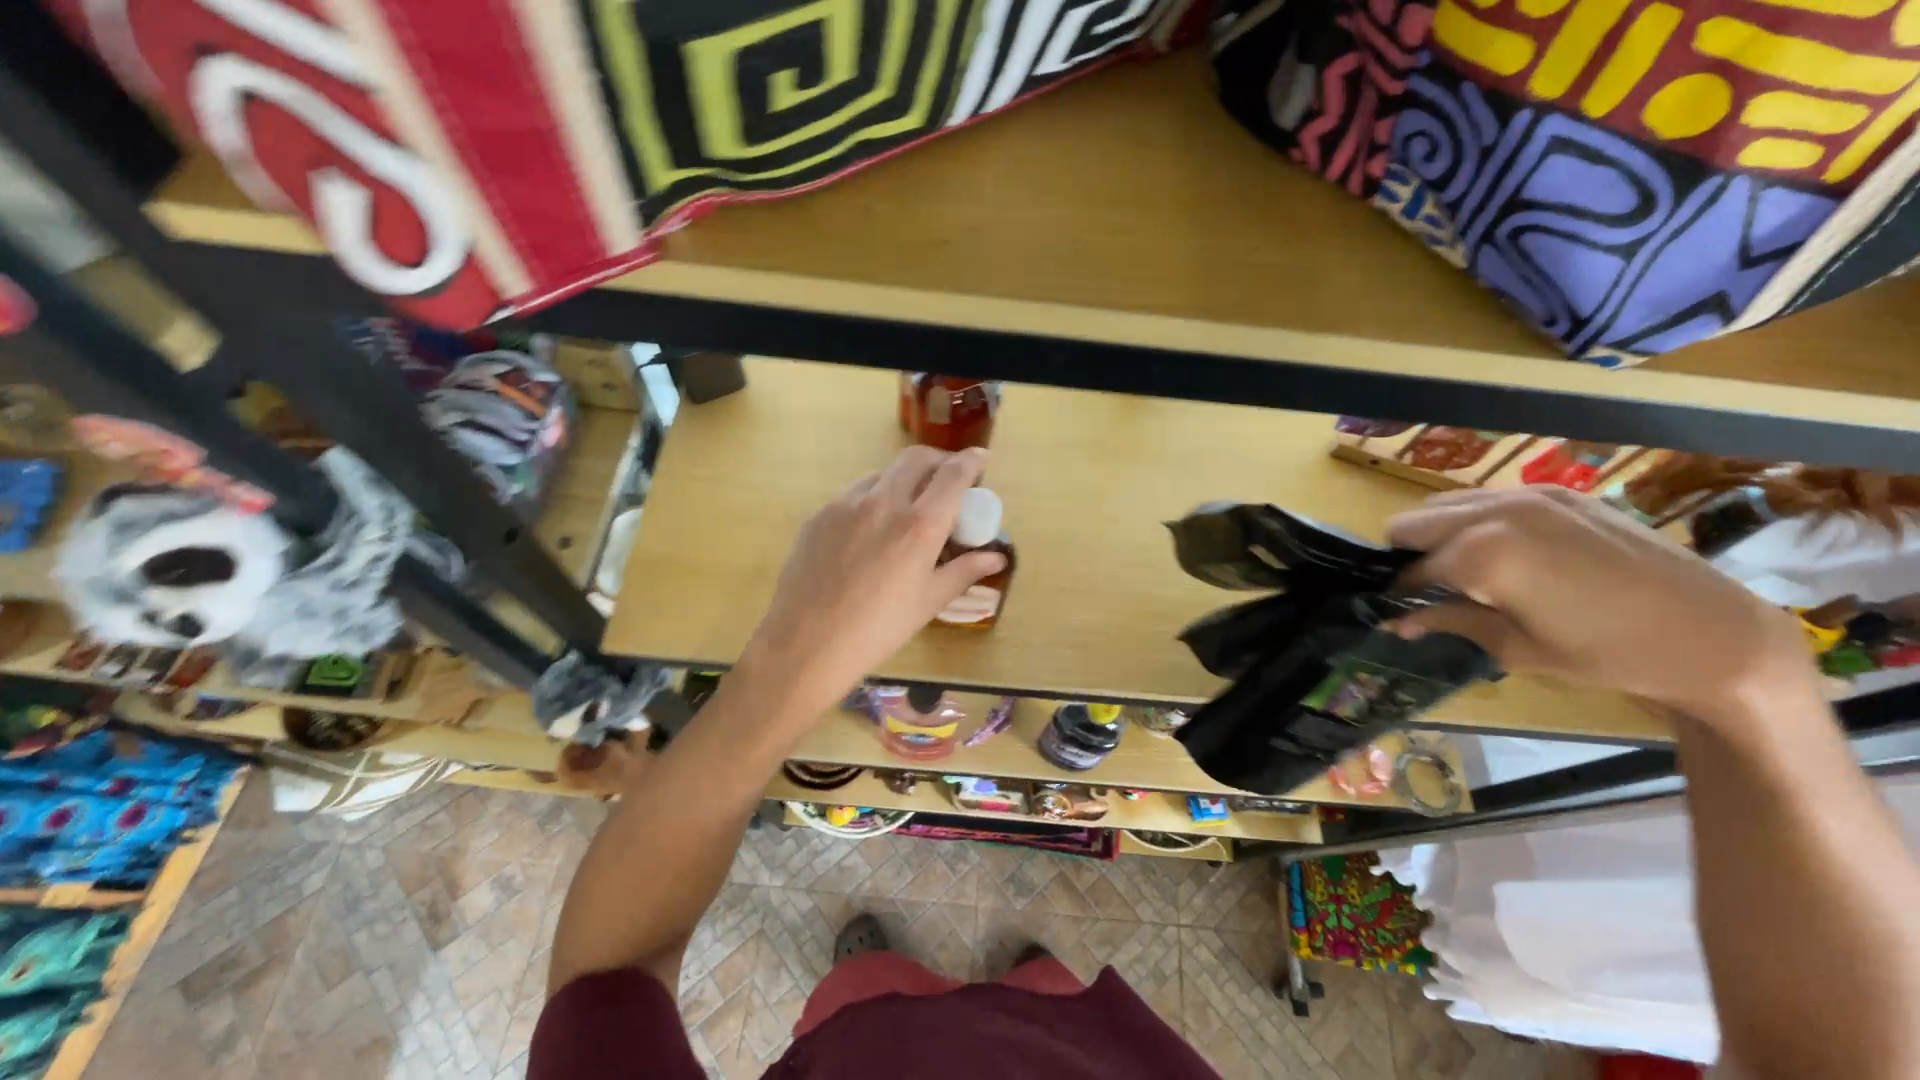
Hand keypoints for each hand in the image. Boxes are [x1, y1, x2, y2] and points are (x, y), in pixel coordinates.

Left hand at [735, 446, 1005, 716]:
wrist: (807, 643)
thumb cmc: (878, 630)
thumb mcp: (928, 602)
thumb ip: (963, 571)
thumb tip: (996, 557)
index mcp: (919, 525)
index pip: (953, 475)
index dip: (972, 461)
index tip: (981, 459)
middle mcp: (884, 502)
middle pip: (917, 459)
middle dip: (938, 461)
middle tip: (946, 480)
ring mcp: (846, 504)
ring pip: (882, 474)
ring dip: (903, 481)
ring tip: (906, 509)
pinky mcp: (819, 515)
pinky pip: (852, 495)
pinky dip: (872, 500)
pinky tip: (869, 530)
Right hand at [1387, 487, 1816, 727]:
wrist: (1713, 634)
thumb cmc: (1610, 655)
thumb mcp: (1519, 648)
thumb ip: (1452, 622)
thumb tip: (1398, 622)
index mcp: (1484, 554)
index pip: (1411, 568)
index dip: (1399, 594)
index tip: (1398, 615)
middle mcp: (1499, 512)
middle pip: (1414, 522)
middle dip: (1412, 557)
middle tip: (1431, 593)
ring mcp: (1533, 496)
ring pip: (1449, 504)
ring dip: (1443, 536)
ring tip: (1468, 576)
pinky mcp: (1563, 494)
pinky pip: (1493, 499)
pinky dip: (1480, 523)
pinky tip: (1509, 558)